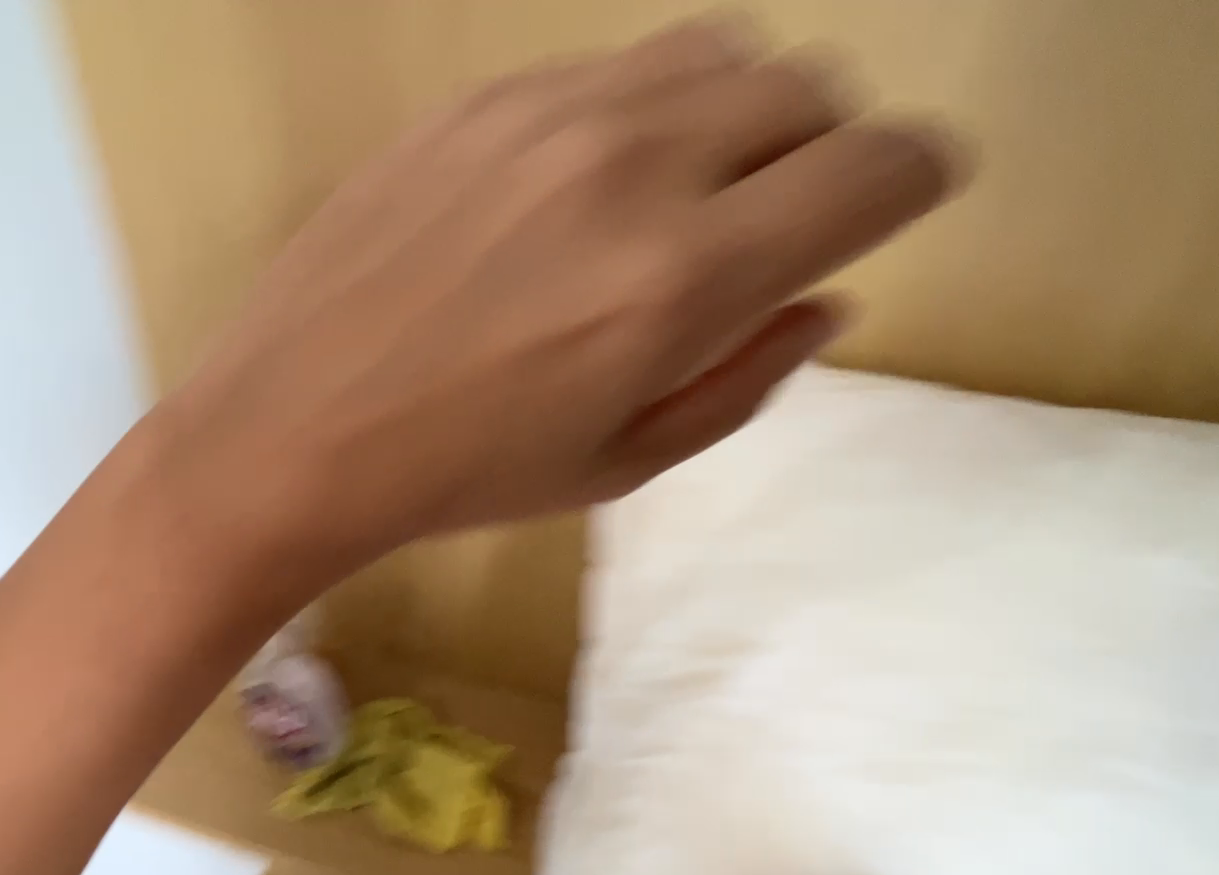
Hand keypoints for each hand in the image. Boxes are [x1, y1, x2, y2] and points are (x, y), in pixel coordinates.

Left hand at [167, 15, 959, 565]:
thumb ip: (746, 377)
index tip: (902, 202)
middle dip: (823, 154)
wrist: (300, 427)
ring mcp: (548, 113)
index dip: (917, 180)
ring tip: (685, 200)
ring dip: (738, 121)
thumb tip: (825, 300)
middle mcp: (634, 162)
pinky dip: (642, 117)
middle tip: (774, 223)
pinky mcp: (479, 100)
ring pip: (714, 58)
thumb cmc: (468, 472)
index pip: (876, 171)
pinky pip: (610, 72)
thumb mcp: (626, 462)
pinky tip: (583, 191)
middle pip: (805, 91)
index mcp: (684, 276)